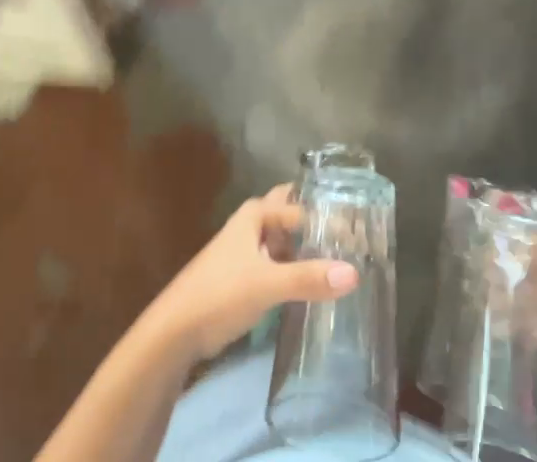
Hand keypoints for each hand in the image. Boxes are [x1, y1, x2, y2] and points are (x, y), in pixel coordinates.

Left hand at [147, 185, 359, 361]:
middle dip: (315, 223)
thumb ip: (308, 277)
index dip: (326, 214)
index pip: (298, 206)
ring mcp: (246, 253)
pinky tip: (315, 284)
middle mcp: (250, 228)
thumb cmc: (220, 293)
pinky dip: (295, 269)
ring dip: (307, 248)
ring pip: (283, 243)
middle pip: (288, 218)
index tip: (359, 229)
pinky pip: (278, 265)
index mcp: (253, 216)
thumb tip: (354, 273)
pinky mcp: (244, 279)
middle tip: (352, 235)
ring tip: (343, 259)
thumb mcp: (267, 284)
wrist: (176, 330)